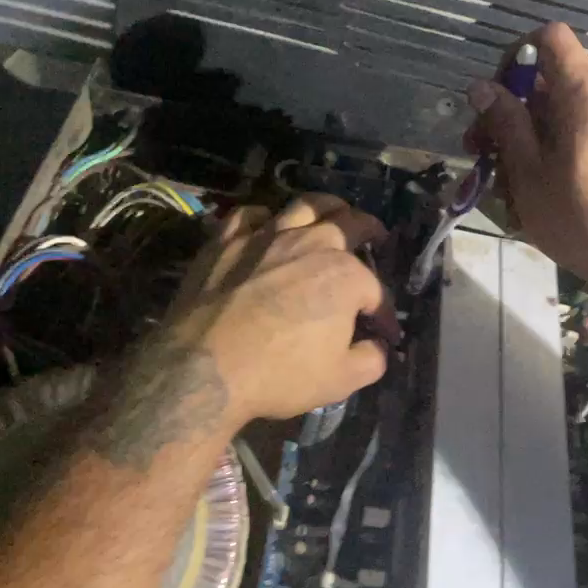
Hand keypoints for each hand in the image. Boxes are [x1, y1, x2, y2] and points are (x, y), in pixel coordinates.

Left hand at [169, 193, 391, 425]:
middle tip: (375, 235)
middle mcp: (311, 243)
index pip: (375, 290)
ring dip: (327, 207)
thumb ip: (370, 360)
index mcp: (345, 276)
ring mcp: (266, 235)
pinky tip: (267, 225)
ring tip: (334, 211)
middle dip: (369, 229)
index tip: (384, 333)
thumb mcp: (340, 381)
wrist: (203, 368)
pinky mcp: (228, 239)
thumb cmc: (278, 375)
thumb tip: (377, 347)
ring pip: (305, 205)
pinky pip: (251, 214)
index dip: (382, 312)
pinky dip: (265, 217)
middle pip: (349, 223)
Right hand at [466, 22, 587, 297]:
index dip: (515, 54)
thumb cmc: (583, 218)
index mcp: (585, 95)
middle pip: (553, 81)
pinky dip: (559, 148)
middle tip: (482, 151)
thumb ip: (505, 123)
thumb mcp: (530, 173)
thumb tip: (481, 87)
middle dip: (512, 110)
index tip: (495, 96)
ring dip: (532, 136)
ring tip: (508, 182)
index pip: (551, 38)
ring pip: (567, 112)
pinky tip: (544, 191)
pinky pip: (587, 132)